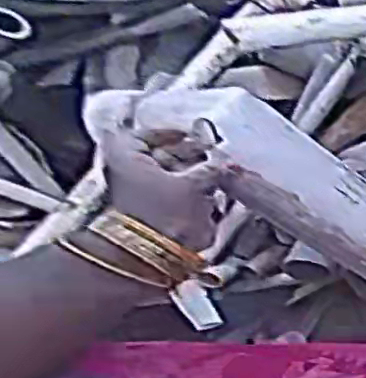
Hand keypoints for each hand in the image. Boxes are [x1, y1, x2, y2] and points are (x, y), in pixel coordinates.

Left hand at [98, 126, 225, 250]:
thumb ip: (211, 170)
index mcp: (127, 158)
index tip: (189, 134)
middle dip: (191, 153)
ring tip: (225, 171)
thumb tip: (225, 163)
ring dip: (202, 172)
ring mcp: (154, 191)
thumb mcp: (192, 183)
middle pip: (163, 154)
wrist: (162, 244)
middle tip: (215, 153)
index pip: (142, 136)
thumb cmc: (163, 212)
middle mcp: (136, 172)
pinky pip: (191, 192)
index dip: (166, 133)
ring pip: (179, 174)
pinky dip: (207, 189)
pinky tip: (223, 188)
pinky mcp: (171, 207)